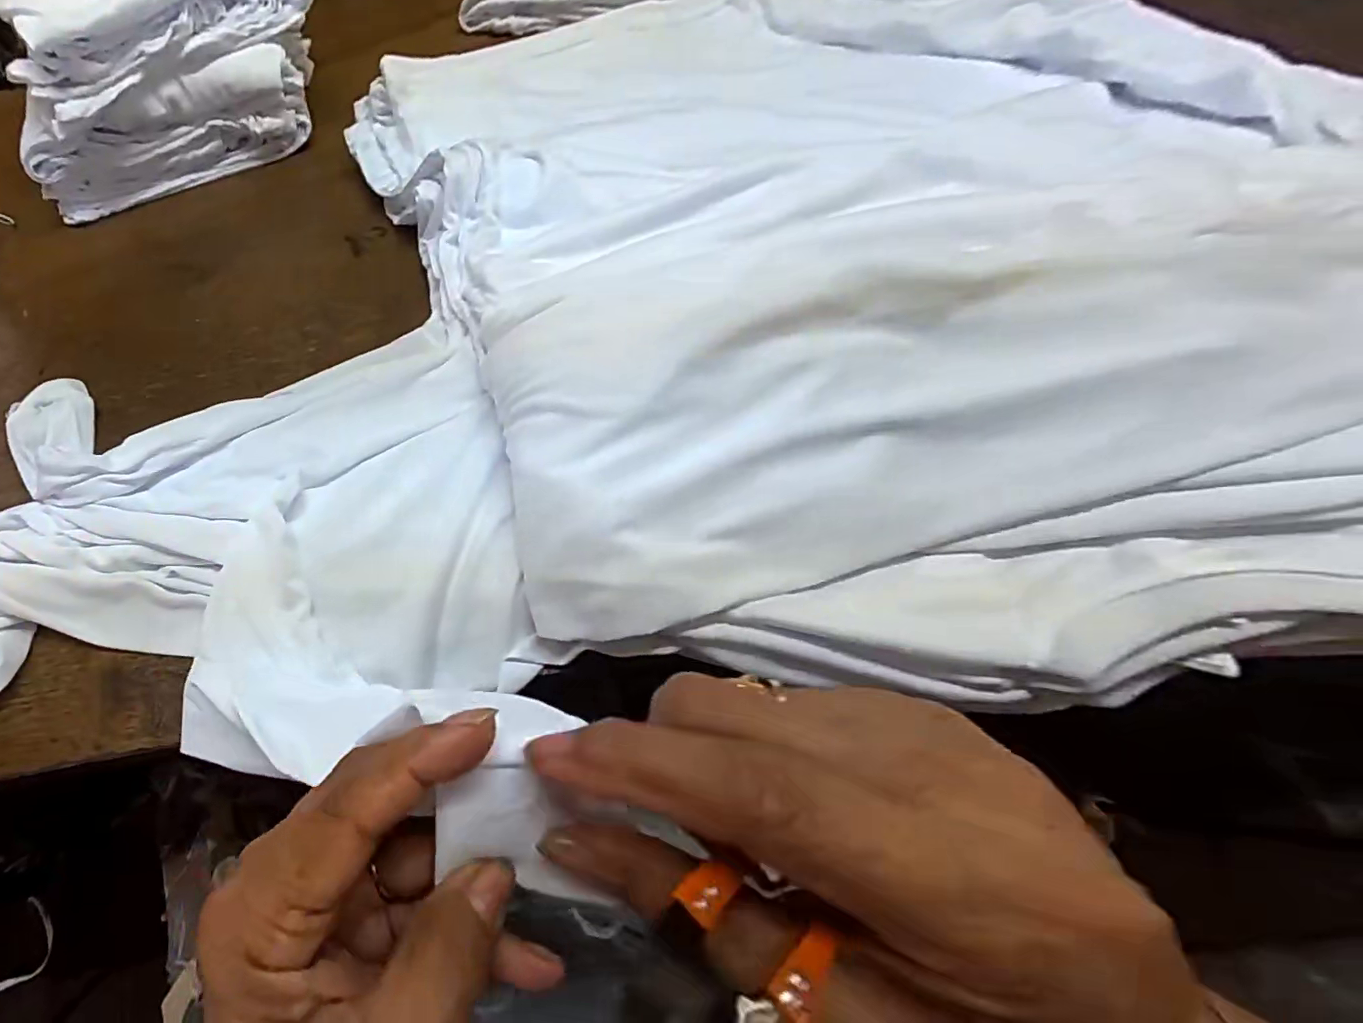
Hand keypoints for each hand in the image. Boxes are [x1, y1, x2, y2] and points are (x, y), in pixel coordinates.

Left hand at [197, 709, 566, 1021]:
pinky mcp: (345, 932)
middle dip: (442, 790)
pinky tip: (527, 961)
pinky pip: (409, 905)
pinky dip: (463, 924)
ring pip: (399, 855)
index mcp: (260, 909)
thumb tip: (493, 871)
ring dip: (468, 871)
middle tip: (502, 753)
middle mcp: (278, 887)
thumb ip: (445, 957)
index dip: (416, 760)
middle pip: (367, 810)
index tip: (479, 725)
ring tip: (534, 872)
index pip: (343, 808)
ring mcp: (313, 908)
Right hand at [526, 676, 1204, 1022]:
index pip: (755, 788)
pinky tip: (785, 797)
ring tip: (728, 819)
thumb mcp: (838, 1011)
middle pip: (727, 710)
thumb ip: (700, 916)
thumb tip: (573, 837)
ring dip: (696, 745)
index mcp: (941, 874)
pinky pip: (778, 698)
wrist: (1136, 1003)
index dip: (639, 766)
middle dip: (649, 747)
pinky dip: (746, 739)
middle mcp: (930, 766)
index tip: (548, 757)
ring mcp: (920, 720)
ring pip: (740, 693)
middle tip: (637, 811)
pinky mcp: (911, 704)